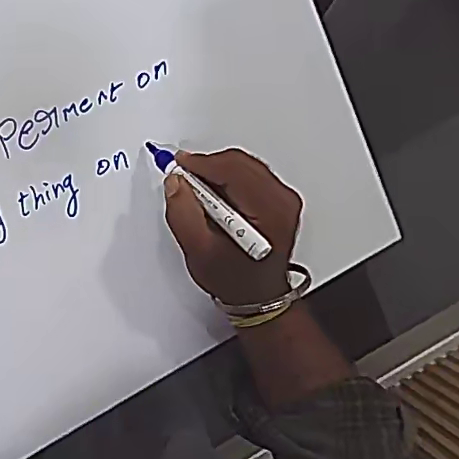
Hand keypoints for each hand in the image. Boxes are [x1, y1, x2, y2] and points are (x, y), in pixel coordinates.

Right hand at [162, 148, 301, 305]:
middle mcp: (282, 201)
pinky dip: (226, 178)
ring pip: (244, 166)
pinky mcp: (278, 198)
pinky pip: (249, 174)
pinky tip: (212, 196)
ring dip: (216, 172)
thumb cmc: (234, 279)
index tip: (178, 166)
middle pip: (240, 164)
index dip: (201, 164)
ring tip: (196, 192)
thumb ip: (183, 214)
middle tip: (183, 179)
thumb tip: (176, 183)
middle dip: (207, 166)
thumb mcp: (199, 252)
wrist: (256, 295)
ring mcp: (283, 198)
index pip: (233, 171)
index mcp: (269, 213)